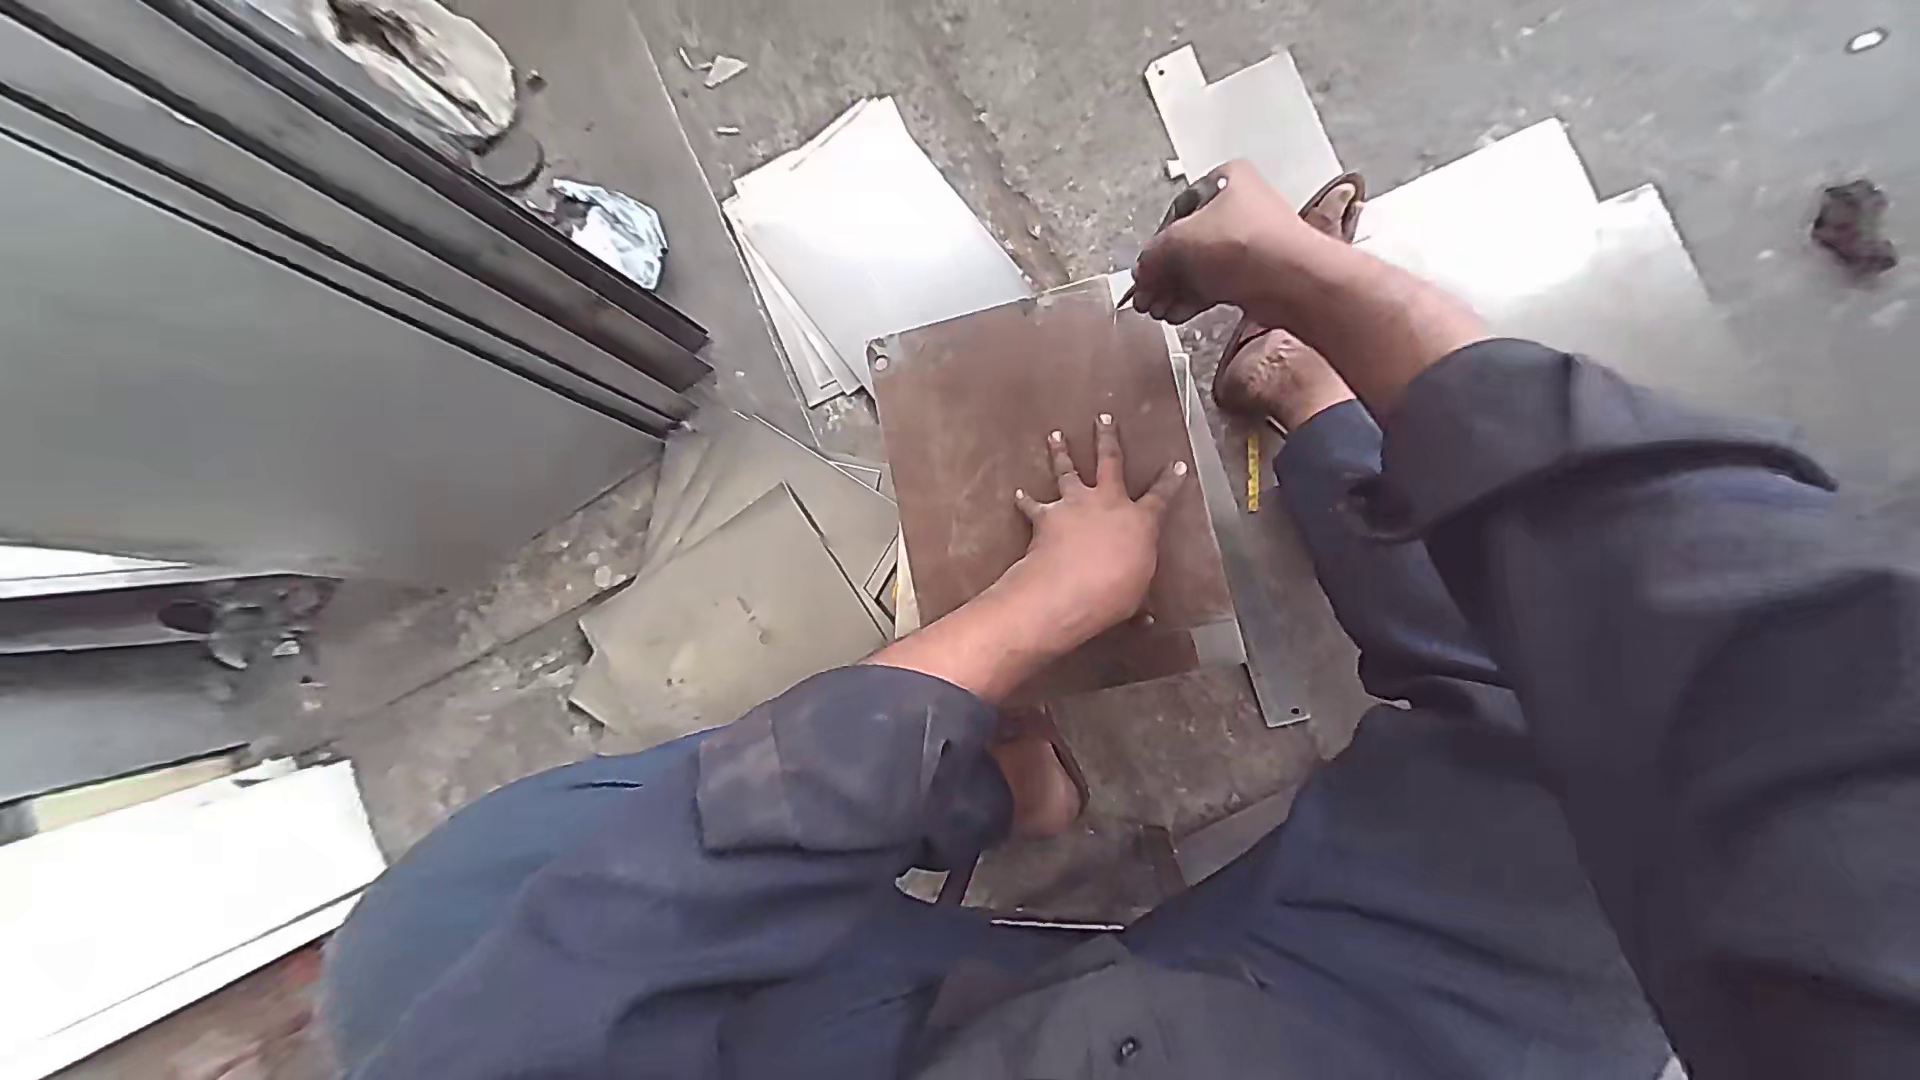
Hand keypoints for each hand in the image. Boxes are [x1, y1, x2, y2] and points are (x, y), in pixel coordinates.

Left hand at [994, 414, 1188, 649]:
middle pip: (1110, 461)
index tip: (1177, 465)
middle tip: (1103, 417)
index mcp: (1139, 520)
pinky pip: (1033, 504)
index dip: (1171, 481)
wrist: (1070, 587)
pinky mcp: (1047, 515)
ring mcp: (1075, 504)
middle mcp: (1108, 502)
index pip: (1162, 496)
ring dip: (1061, 451)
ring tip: (1055, 435)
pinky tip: (1019, 493)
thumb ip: (1139, 601)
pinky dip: (1025, 499)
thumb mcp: (1135, 598)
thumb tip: (1147, 620)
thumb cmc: (1113, 594)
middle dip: (1108, 437)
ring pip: (1068, 470)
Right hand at [1129, 161, 1325, 323]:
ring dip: (1172, 292)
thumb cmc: (1241, 245)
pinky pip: (1213, 285)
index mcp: (1225, 182)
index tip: (1143, 270)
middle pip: (1185, 246)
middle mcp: (1238, 208)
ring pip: (1197, 269)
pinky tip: (1174, 314)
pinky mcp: (1252, 273)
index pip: (1175, 215)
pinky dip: (1191, 300)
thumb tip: (1143, 271)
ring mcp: (1246, 243)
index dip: (1154, 245)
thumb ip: (1151, 255)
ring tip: (1155, 311)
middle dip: (1161, 276)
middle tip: (1144, 297)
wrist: (1288, 279)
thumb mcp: (1177, 241)